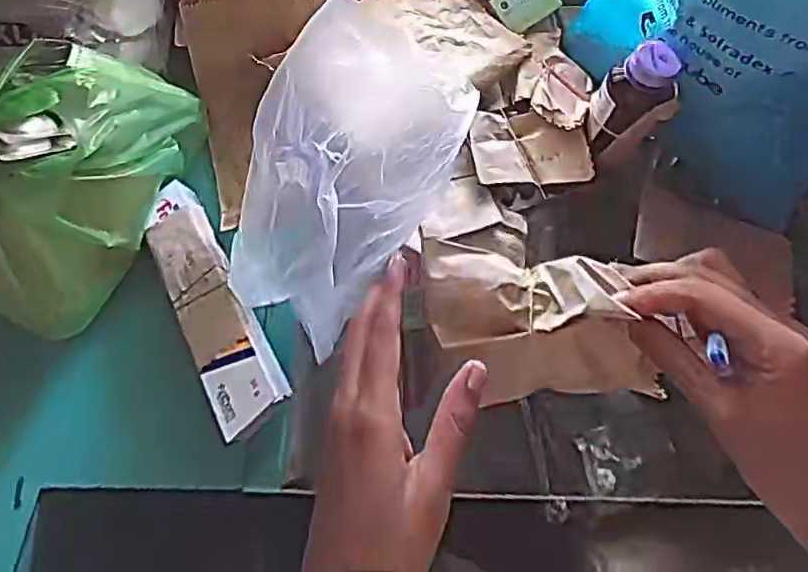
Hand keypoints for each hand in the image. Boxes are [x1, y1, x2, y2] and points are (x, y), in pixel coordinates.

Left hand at [304, 253, 486, 571]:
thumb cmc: (387, 545)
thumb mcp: (433, 488)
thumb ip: (454, 425)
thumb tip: (475, 371)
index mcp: (370, 414)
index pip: (380, 337)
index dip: (390, 295)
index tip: (399, 263)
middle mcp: (345, 407)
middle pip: (358, 335)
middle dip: (376, 295)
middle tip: (395, 265)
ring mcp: (334, 419)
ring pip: (348, 350)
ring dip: (366, 315)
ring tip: (386, 291)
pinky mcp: (332, 433)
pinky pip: (346, 370)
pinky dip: (361, 343)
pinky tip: (373, 346)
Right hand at [619, 251, 807, 571]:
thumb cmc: (783, 470)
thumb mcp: (719, 412)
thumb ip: (674, 357)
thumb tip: (631, 320)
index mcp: (776, 338)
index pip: (704, 292)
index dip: (656, 291)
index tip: (619, 300)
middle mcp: (781, 322)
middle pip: (713, 273)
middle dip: (662, 278)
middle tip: (621, 291)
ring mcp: (779, 330)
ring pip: (719, 281)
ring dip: (676, 285)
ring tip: (639, 301)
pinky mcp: (772, 342)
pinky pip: (725, 306)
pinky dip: (691, 304)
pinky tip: (667, 317)